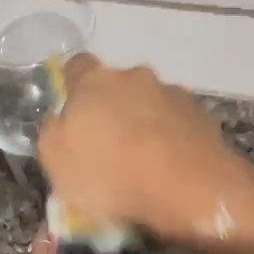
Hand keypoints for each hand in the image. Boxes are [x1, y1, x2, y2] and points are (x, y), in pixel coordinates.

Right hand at [38, 54, 253, 243]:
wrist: (184, 186)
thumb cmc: (109, 173)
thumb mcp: (56, 160)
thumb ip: (52, 131)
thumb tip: (59, 117)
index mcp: (94, 82)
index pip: (76, 66)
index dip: (71, 85)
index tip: (72, 111)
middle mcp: (135, 76)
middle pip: (116, 86)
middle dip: (111, 109)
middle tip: (107, 147)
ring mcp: (172, 93)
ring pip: (149, 104)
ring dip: (143, 124)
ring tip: (142, 162)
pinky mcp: (201, 116)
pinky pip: (177, 123)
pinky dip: (169, 138)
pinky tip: (167, 167)